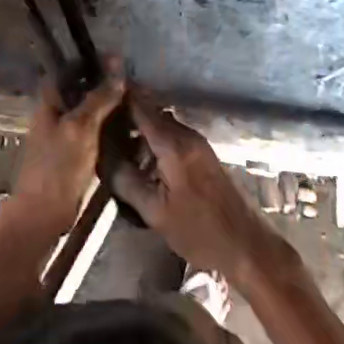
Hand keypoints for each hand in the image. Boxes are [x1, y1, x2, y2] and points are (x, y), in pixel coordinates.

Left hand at [7, 75, 125, 236]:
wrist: (44, 213)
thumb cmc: (58, 166)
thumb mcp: (81, 128)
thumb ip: (98, 99)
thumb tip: (118, 70)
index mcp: (49, 101)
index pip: (68, 69)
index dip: (89, 62)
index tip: (116, 60)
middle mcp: (56, 113)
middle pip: (81, 90)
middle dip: (105, 85)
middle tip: (134, 83)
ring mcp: (65, 135)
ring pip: (90, 112)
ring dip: (110, 108)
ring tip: (138, 104)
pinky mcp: (75, 154)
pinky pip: (95, 133)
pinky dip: (110, 129)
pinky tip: (131, 131)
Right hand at [109, 90, 291, 283]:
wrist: (248, 247)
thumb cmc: (200, 232)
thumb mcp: (154, 212)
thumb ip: (125, 181)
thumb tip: (101, 157)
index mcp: (173, 144)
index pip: (139, 106)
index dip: (117, 98)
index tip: (95, 96)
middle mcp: (187, 135)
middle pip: (150, 113)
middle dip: (125, 115)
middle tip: (99, 127)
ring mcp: (198, 144)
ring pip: (161, 125)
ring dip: (139, 130)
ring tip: (114, 145)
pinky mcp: (203, 155)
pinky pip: (172, 137)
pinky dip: (153, 141)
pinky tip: (140, 160)